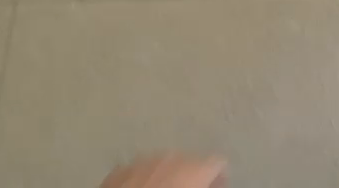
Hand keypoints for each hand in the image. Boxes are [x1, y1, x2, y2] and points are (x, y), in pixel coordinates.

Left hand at [98, 153, 228, 187]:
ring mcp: (143, 158)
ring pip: (164, 163)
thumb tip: (215, 183)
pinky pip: (140, 171)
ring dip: (167, 176)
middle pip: (190, 160)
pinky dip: (144, 180)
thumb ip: (207, 184)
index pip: (219, 162)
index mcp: (193, 165)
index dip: (219, 177)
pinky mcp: (119, 168)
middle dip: (191, 176)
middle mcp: (171, 154)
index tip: (217, 186)